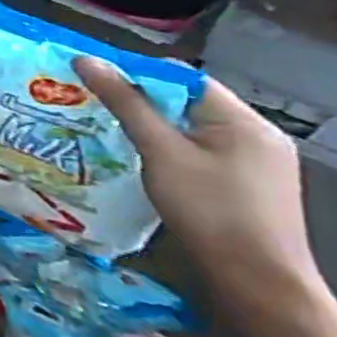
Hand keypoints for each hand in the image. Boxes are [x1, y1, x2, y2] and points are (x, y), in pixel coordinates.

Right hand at [74, 57, 318, 313]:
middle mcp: (253, 134)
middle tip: (82, 97)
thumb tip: (87, 61)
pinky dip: (159, 142)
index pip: (182, 78)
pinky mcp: (239, 179)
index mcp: (243, 122)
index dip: (134, 71)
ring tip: (96, 121)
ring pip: (184, 124)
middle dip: (133, 97)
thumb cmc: (208, 207)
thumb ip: (126, 103)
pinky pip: (192, 146)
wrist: (254, 276)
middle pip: (183, 101)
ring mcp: (250, 159)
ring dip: (143, 120)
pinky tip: (129, 151)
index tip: (86, 75)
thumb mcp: (161, 151)